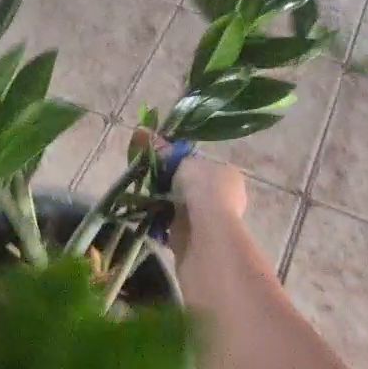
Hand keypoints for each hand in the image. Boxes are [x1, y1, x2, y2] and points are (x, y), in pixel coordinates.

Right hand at [131, 129, 246, 256]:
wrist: (205, 228)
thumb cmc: (199, 187)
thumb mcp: (178, 161)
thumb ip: (162, 149)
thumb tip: (140, 129)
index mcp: (227, 173)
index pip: (203, 166)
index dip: (183, 165)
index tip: (164, 167)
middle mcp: (227, 196)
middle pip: (193, 187)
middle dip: (174, 188)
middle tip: (153, 184)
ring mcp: (215, 219)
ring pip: (185, 208)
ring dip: (169, 206)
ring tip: (149, 200)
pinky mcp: (201, 238)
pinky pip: (179, 226)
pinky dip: (167, 224)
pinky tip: (153, 219)